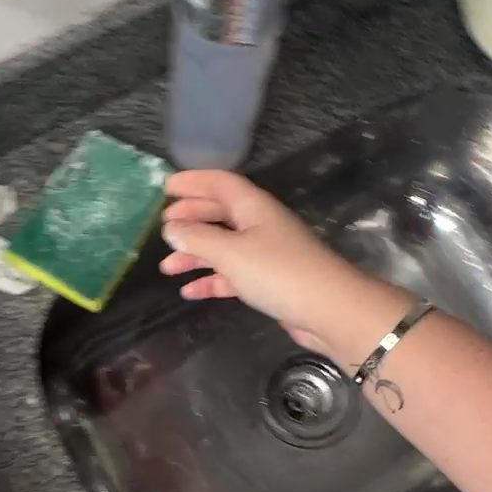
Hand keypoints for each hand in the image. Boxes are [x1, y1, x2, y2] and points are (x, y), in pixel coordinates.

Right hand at [159, 170, 408, 354]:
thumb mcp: (231, 253)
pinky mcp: (268, 281)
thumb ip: (198, 238)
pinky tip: (190, 292)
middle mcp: (260, 225)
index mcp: (253, 207)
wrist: (328, 309)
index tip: (166, 187)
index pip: (220, 183)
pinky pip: (233, 274)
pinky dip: (212, 280)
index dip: (193, 182)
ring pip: (223, 246)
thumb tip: (171, 228)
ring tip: (167, 267)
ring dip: (196, 254)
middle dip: (191, 218)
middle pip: (220, 213)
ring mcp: (265, 253)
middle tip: (163, 227)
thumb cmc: (278, 272)